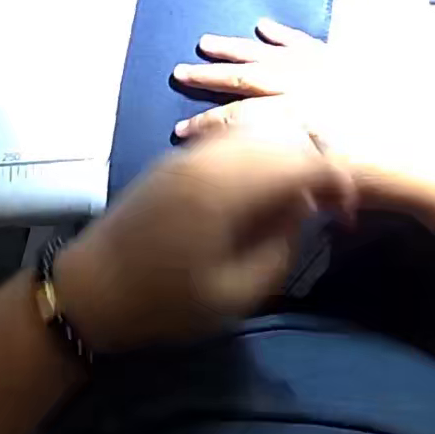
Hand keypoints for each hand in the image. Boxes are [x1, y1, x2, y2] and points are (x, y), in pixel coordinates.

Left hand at [52, 135, 354, 353]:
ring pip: (257, 131)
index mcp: (228, 189)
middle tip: (324, 204)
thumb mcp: (237, 292)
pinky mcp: (175, 160)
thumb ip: (282, 245)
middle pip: (284, 135)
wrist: (89, 290)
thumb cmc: (164, 302)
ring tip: (293, 196)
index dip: (336, 181)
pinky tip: (257, 187)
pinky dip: (256, 154)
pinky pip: (230, 140)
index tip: (345, 212)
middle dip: (315, 163)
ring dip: (285, 155)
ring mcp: (189, 154)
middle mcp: (210, 157)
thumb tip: (303, 209)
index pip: (303, 162)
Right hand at [170, 19, 434, 213]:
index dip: (209, 125)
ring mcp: (330, 72)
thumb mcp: (328, 184)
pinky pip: (309, 44)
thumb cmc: (381, 182)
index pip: (244, 120)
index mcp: (303, 120)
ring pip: (275, 56)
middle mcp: (311, 89)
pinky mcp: (348, 64)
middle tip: (181, 72)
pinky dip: (286, 37)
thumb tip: (252, 166)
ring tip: (207, 42)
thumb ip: (286, 169)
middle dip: (213, 77)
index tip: (180, 132)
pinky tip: (265, 26)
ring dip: (239, 50)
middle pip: (252, 78)